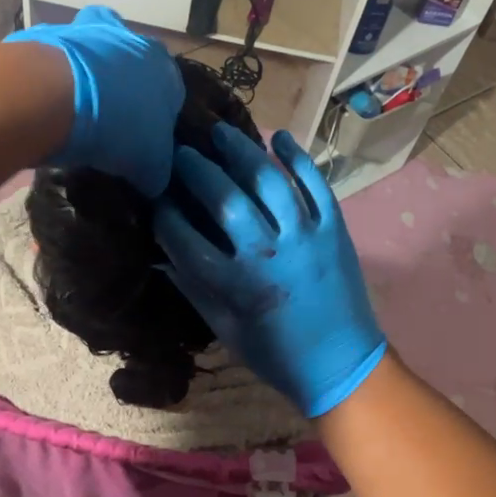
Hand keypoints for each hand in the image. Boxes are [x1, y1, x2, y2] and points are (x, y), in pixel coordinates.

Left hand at [5, 6, 183, 194]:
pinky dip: (53, 70)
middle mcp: (133, 41)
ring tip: (73, 106)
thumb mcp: (147, 163)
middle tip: (107, 120)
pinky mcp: (51, 32)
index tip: (139, 139)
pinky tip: (43, 96)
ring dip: (89, 72)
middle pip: (133, 65)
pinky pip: (57, 53)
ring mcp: (90, 31)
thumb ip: (156, 169)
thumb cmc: (116, 127)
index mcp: (164, 70)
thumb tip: (154, 180)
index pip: (170, 93)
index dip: (156, 118)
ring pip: (96, 50)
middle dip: (123, 88)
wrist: (53, 94)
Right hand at [152, 126, 386, 416]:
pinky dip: (297, 157)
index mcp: (233, 284)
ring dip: (241, 151)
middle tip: (180, 150)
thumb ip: (192, 288)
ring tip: (221, 132)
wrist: (340, 364)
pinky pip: (315, 183)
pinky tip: (278, 138)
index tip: (155, 195)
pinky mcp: (333, 228)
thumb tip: (159, 255)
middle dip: (196, 169)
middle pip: (224, 197)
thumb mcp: (224, 327)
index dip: (164, 213)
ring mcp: (304, 236)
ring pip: (268, 180)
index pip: (184, 237)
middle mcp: (266, 253)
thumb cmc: (274, 352)